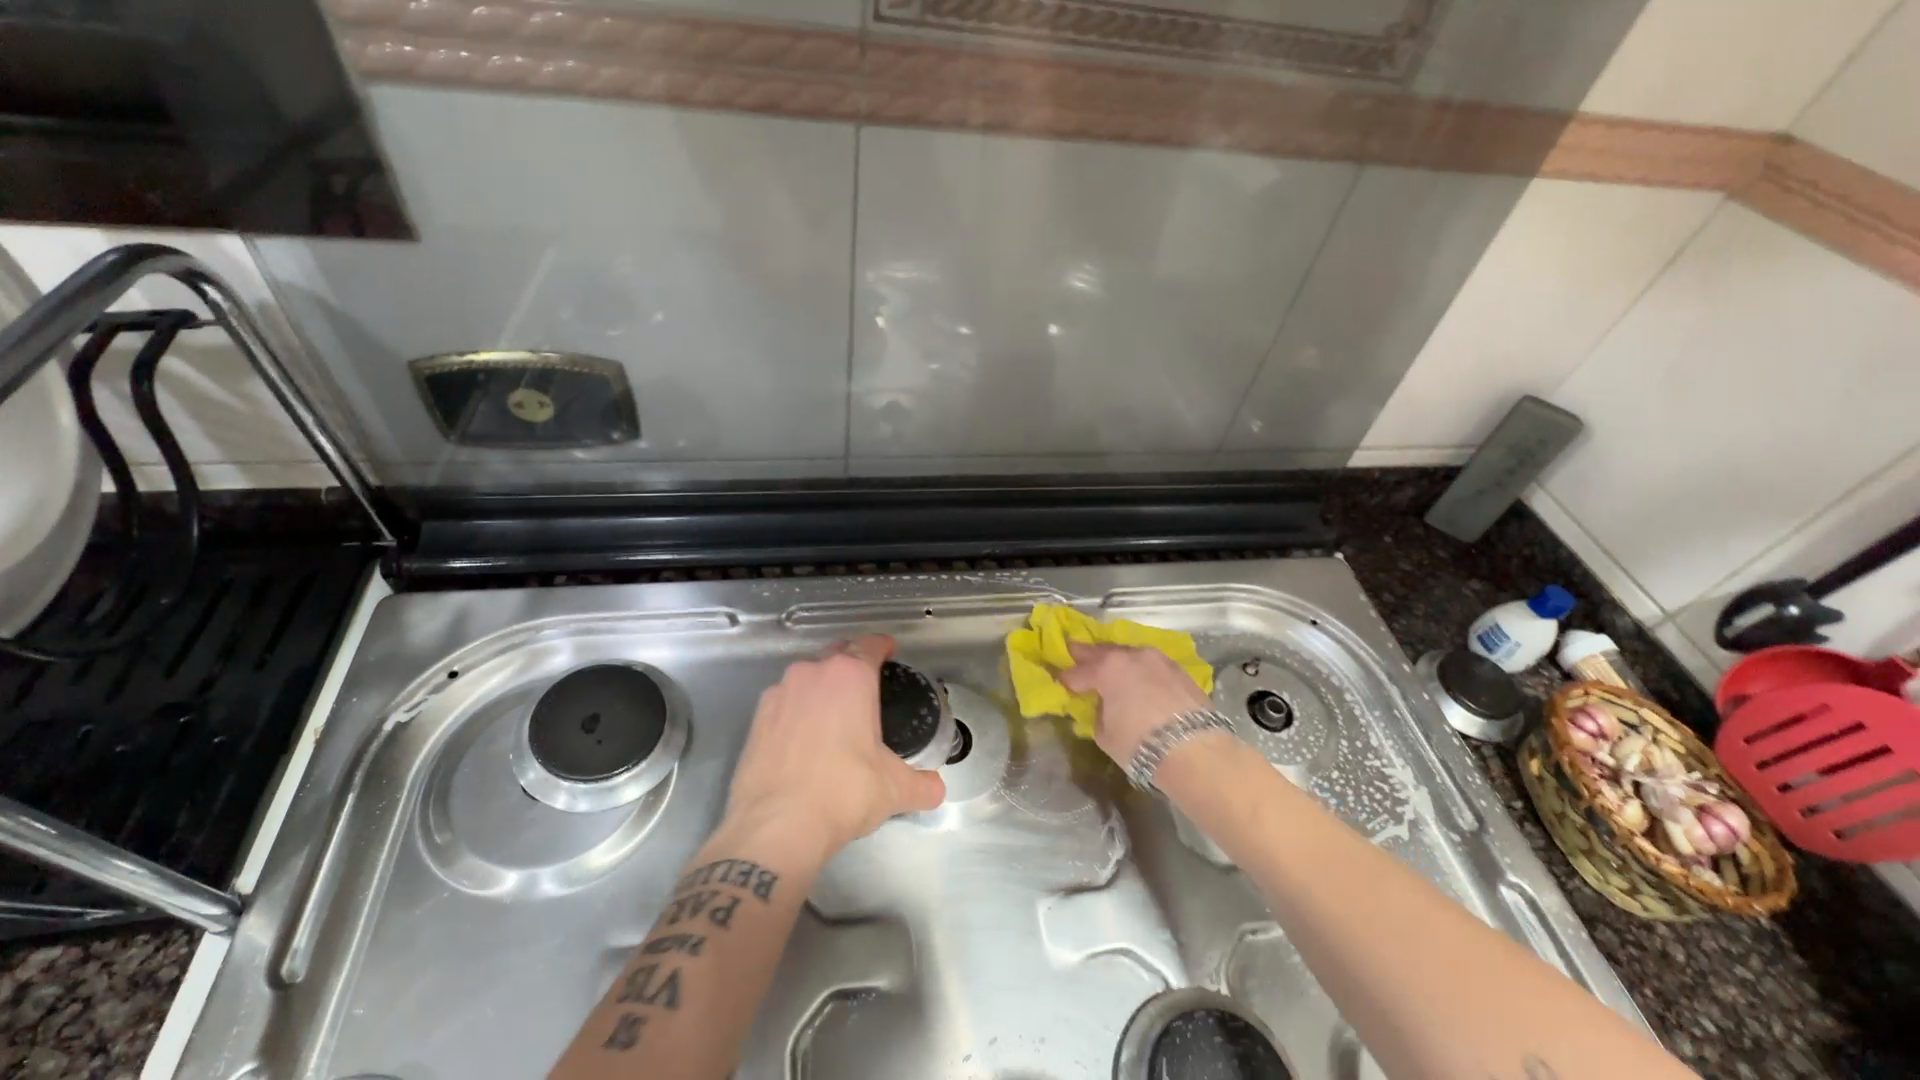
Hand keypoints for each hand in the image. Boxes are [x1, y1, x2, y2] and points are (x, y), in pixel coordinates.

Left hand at [725, 635, 946, 862]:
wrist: (777, 825)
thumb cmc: (844, 792)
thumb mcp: (895, 790)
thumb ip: (922, 784)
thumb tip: (935, 788)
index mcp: (850, 676)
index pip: (870, 645)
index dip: (883, 646)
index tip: (890, 652)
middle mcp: (812, 673)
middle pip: (837, 654)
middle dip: (852, 663)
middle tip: (867, 688)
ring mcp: (778, 693)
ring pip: (806, 678)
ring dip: (821, 688)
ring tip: (834, 716)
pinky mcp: (755, 719)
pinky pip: (783, 703)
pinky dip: (796, 712)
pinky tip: (804, 739)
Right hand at [1057, 642, 1214, 767]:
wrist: (1194, 750)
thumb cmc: (1140, 744)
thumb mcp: (1105, 734)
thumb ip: (1098, 712)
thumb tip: (1103, 706)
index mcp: (1107, 669)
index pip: (1077, 672)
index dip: (1067, 680)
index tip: (1061, 684)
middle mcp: (1132, 656)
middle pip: (1102, 652)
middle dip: (1088, 657)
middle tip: (1075, 656)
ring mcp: (1158, 660)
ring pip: (1130, 655)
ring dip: (1117, 661)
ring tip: (1110, 670)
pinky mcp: (1179, 670)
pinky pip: (1151, 665)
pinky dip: (1141, 671)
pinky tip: (1139, 680)